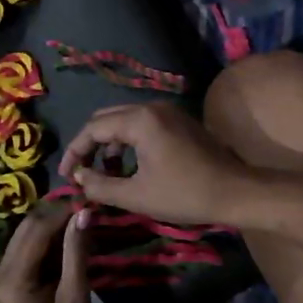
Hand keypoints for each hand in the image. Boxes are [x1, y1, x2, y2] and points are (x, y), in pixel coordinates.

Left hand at [0, 207, 92, 302]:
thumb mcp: (75, 295)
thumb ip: (76, 252)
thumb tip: (84, 213)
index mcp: (12, 279)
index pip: (36, 230)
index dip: (62, 211)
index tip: (89, 199)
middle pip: (26, 229)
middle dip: (55, 215)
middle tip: (87, 207)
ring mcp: (1, 281)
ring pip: (26, 239)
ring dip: (52, 228)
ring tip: (82, 220)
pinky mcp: (9, 287)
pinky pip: (27, 253)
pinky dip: (47, 244)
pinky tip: (69, 242)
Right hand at [57, 103, 249, 224]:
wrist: (236, 192)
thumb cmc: (185, 194)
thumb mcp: (136, 196)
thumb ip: (100, 185)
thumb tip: (78, 177)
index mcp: (141, 120)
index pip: (93, 128)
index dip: (75, 152)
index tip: (66, 176)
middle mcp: (153, 107)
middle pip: (107, 118)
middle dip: (90, 144)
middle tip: (81, 172)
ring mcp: (169, 112)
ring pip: (125, 120)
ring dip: (110, 144)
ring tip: (106, 174)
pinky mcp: (181, 121)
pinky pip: (144, 125)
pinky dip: (129, 142)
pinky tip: (130, 167)